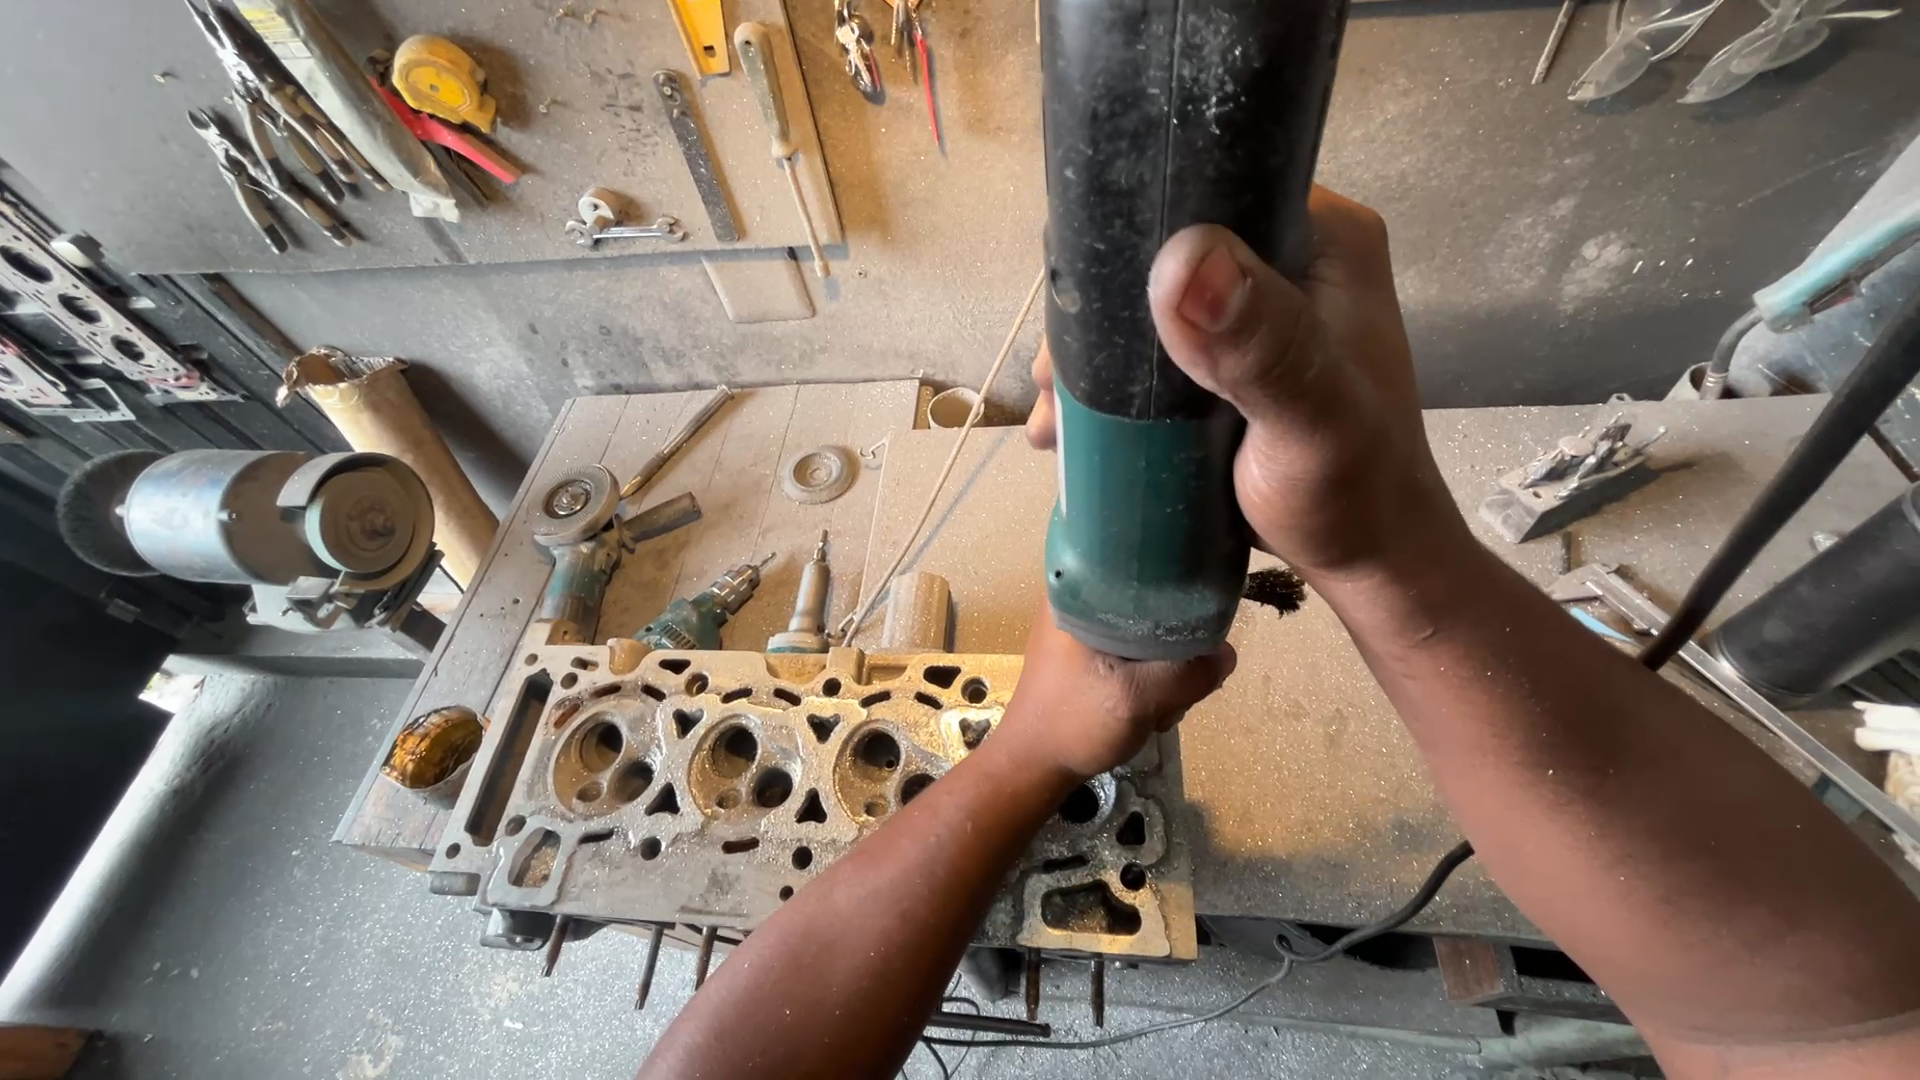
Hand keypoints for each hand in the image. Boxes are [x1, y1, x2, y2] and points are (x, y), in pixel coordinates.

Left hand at [999, 600, 1233, 780]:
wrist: (1035, 763)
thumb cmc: (1073, 722)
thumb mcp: (1136, 697)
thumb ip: (1187, 673)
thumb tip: (1227, 654)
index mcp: (1076, 589)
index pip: (1143, 566)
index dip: (1178, 592)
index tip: (1198, 623)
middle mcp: (1077, 596)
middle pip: (1151, 604)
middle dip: (1173, 647)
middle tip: (1173, 686)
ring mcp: (1083, 626)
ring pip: (1147, 633)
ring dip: (1163, 670)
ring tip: (1157, 704)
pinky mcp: (1089, 652)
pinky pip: (1135, 652)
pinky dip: (1149, 677)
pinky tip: (1149, 707)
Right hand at [1028, 186, 1468, 579]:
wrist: (1362, 557)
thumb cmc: (1350, 492)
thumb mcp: (1311, 417)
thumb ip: (1260, 344)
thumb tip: (1182, 262)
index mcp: (1319, 238)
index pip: (1204, 195)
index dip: (1123, 240)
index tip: (1068, 310)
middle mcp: (1280, 262)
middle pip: (1157, 261)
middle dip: (1089, 322)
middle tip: (1048, 383)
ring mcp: (1248, 315)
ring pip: (1142, 313)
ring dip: (1086, 364)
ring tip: (1049, 420)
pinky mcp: (1223, 362)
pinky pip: (1148, 356)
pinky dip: (1105, 390)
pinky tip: (1068, 428)